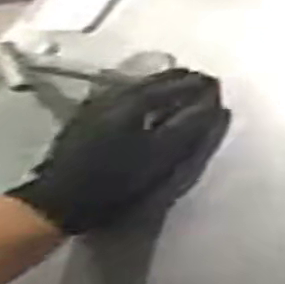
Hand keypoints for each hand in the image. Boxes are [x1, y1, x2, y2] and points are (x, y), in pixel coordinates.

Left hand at [7, 68, 225, 233]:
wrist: (65, 202)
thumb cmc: (124, 178)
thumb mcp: (169, 152)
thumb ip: (194, 125)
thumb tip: (217, 105)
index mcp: (135, 103)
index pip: (178, 84)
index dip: (202, 85)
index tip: (219, 87)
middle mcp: (112, 98)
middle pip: (153, 81)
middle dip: (181, 82)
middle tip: (204, 86)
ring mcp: (94, 108)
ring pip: (135, 86)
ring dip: (160, 87)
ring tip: (180, 92)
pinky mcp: (84, 120)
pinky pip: (120, 97)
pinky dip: (141, 96)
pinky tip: (148, 105)